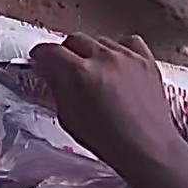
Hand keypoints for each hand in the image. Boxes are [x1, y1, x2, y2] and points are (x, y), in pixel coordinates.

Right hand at [28, 34, 187, 177]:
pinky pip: (127, 42)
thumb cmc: (109, 141)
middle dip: (65, 51)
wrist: (147, 148)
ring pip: (100, 40)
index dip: (41, 55)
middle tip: (64, 66)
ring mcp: (128, 57)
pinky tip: (116, 63)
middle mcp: (104, 59)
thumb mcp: (69, 118)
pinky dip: (118, 49)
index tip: (40, 59)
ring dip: (92, 52)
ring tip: (93, 71)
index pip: (51, 51)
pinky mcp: (146, 60)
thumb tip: (52, 74)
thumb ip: (58, 90)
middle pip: (75, 39)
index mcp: (80, 74)